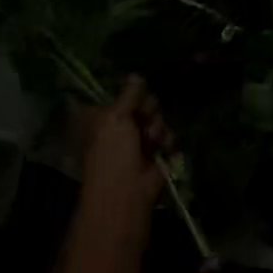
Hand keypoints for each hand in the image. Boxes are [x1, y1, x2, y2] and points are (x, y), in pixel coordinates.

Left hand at [81, 76, 169, 210]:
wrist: (126, 198)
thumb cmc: (114, 155)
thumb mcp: (116, 118)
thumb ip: (128, 96)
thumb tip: (136, 75)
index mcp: (104, 117)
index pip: (123, 96)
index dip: (132, 96)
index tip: (137, 97)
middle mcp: (120, 129)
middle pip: (143, 107)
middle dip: (148, 112)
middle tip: (144, 122)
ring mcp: (138, 144)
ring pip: (156, 122)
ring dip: (157, 128)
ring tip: (154, 141)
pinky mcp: (156, 158)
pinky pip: (167, 140)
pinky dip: (168, 142)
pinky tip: (167, 147)